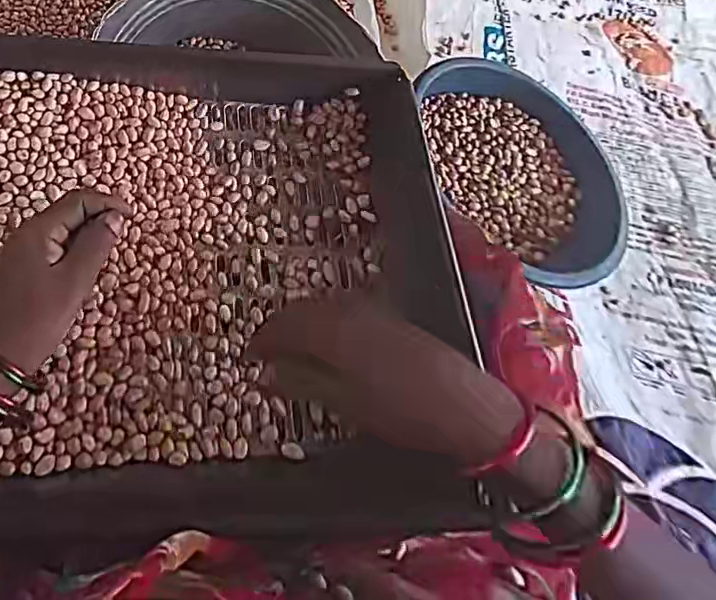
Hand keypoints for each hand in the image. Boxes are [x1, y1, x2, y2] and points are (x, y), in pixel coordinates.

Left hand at [0, 189, 126, 381]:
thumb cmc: (35, 322)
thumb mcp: (73, 283)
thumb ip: (95, 246)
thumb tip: (114, 216)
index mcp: (37, 230)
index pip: (77, 200)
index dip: (107, 202)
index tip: (131, 215)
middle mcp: (26, 233)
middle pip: (68, 211)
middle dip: (98, 216)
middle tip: (123, 234)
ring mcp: (21, 250)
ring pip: (62, 230)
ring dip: (87, 234)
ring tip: (109, 251)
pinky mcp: (21, 267)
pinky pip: (53, 247)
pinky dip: (73, 250)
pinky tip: (84, 269)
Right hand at [248, 291, 523, 465]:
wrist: (466, 404)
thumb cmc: (399, 409)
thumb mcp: (344, 402)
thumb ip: (301, 382)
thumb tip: (266, 374)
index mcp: (326, 328)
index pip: (280, 326)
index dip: (261, 341)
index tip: (249, 356)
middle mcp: (342, 308)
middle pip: (298, 312)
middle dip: (279, 330)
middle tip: (268, 353)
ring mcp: (366, 307)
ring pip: (319, 308)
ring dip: (302, 324)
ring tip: (294, 349)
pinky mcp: (386, 313)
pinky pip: (340, 310)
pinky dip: (324, 323)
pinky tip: (329, 344)